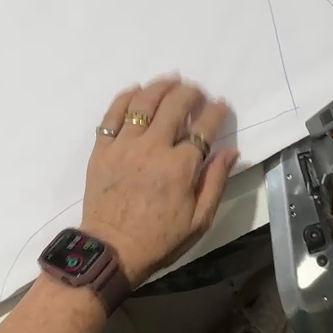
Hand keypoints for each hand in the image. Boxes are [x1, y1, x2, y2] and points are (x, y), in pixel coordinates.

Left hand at [82, 78, 236, 285]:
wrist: (112, 251)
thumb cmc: (160, 240)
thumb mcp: (199, 220)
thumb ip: (215, 182)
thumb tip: (230, 152)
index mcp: (181, 167)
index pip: (204, 127)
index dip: (216, 112)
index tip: (221, 106)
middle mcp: (153, 149)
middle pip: (174, 105)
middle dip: (190, 93)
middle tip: (196, 92)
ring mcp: (124, 146)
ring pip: (143, 102)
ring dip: (160, 87)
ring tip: (170, 81)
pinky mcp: (102, 150)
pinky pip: (112, 114)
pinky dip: (125, 98)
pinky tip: (135, 92)